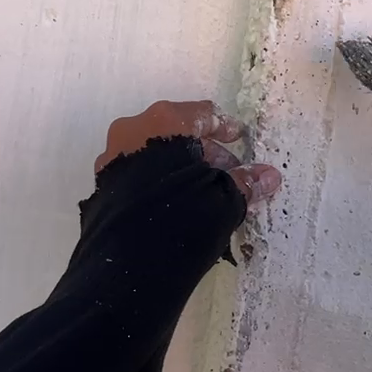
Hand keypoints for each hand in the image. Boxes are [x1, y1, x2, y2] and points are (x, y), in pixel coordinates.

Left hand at [96, 100, 280, 206]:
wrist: (128, 258)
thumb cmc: (182, 212)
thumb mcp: (223, 197)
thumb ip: (244, 182)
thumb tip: (270, 177)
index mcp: (164, 120)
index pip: (202, 114)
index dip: (225, 128)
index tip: (239, 140)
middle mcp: (133, 129)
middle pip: (178, 134)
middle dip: (206, 153)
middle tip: (228, 174)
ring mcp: (112, 158)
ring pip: (155, 154)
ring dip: (182, 169)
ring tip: (205, 194)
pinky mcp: (102, 186)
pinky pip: (138, 174)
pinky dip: (160, 182)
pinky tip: (177, 205)